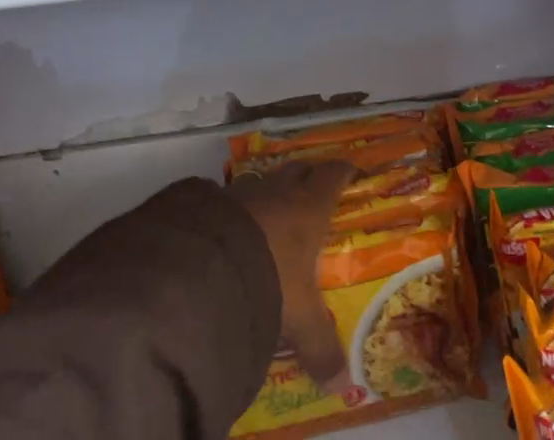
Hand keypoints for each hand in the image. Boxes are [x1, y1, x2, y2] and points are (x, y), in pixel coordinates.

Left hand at [229, 160, 354, 390]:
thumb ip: (320, 347)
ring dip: (269, 193)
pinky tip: (232, 229)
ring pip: (262, 183)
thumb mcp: (299, 320)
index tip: (351, 169)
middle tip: (314, 185)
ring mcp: (240, 195)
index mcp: (309, 209)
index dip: (343, 172)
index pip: (332, 178)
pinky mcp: (207, 205)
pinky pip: (228, 201)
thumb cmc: (267, 280)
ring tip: (271, 211)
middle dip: (307, 175)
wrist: (202, 266)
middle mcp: (277, 194)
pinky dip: (234, 211)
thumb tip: (342, 384)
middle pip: (298, 170)